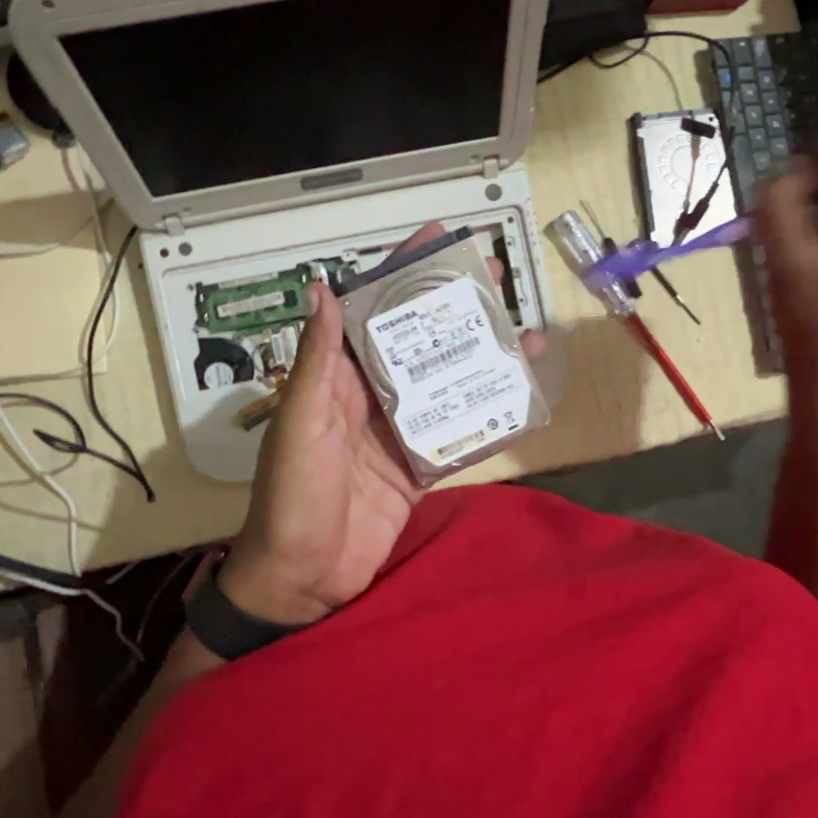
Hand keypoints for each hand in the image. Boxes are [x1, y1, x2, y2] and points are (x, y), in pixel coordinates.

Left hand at [221, 222, 542, 626]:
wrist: (303, 579)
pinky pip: (455, 433)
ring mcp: (396, 434)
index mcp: (334, 379)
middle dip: (452, 307)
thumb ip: (319, 362)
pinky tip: (518, 394)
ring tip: (523, 331)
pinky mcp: (417, 469)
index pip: (369, 312)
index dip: (401, 274)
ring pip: (442, 384)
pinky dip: (485, 414)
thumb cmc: (293, 496)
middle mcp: (367, 398)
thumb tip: (322, 287)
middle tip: (496, 277)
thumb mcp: (302, 423)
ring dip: (478, 357)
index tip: (437, 239)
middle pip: (414, 341)